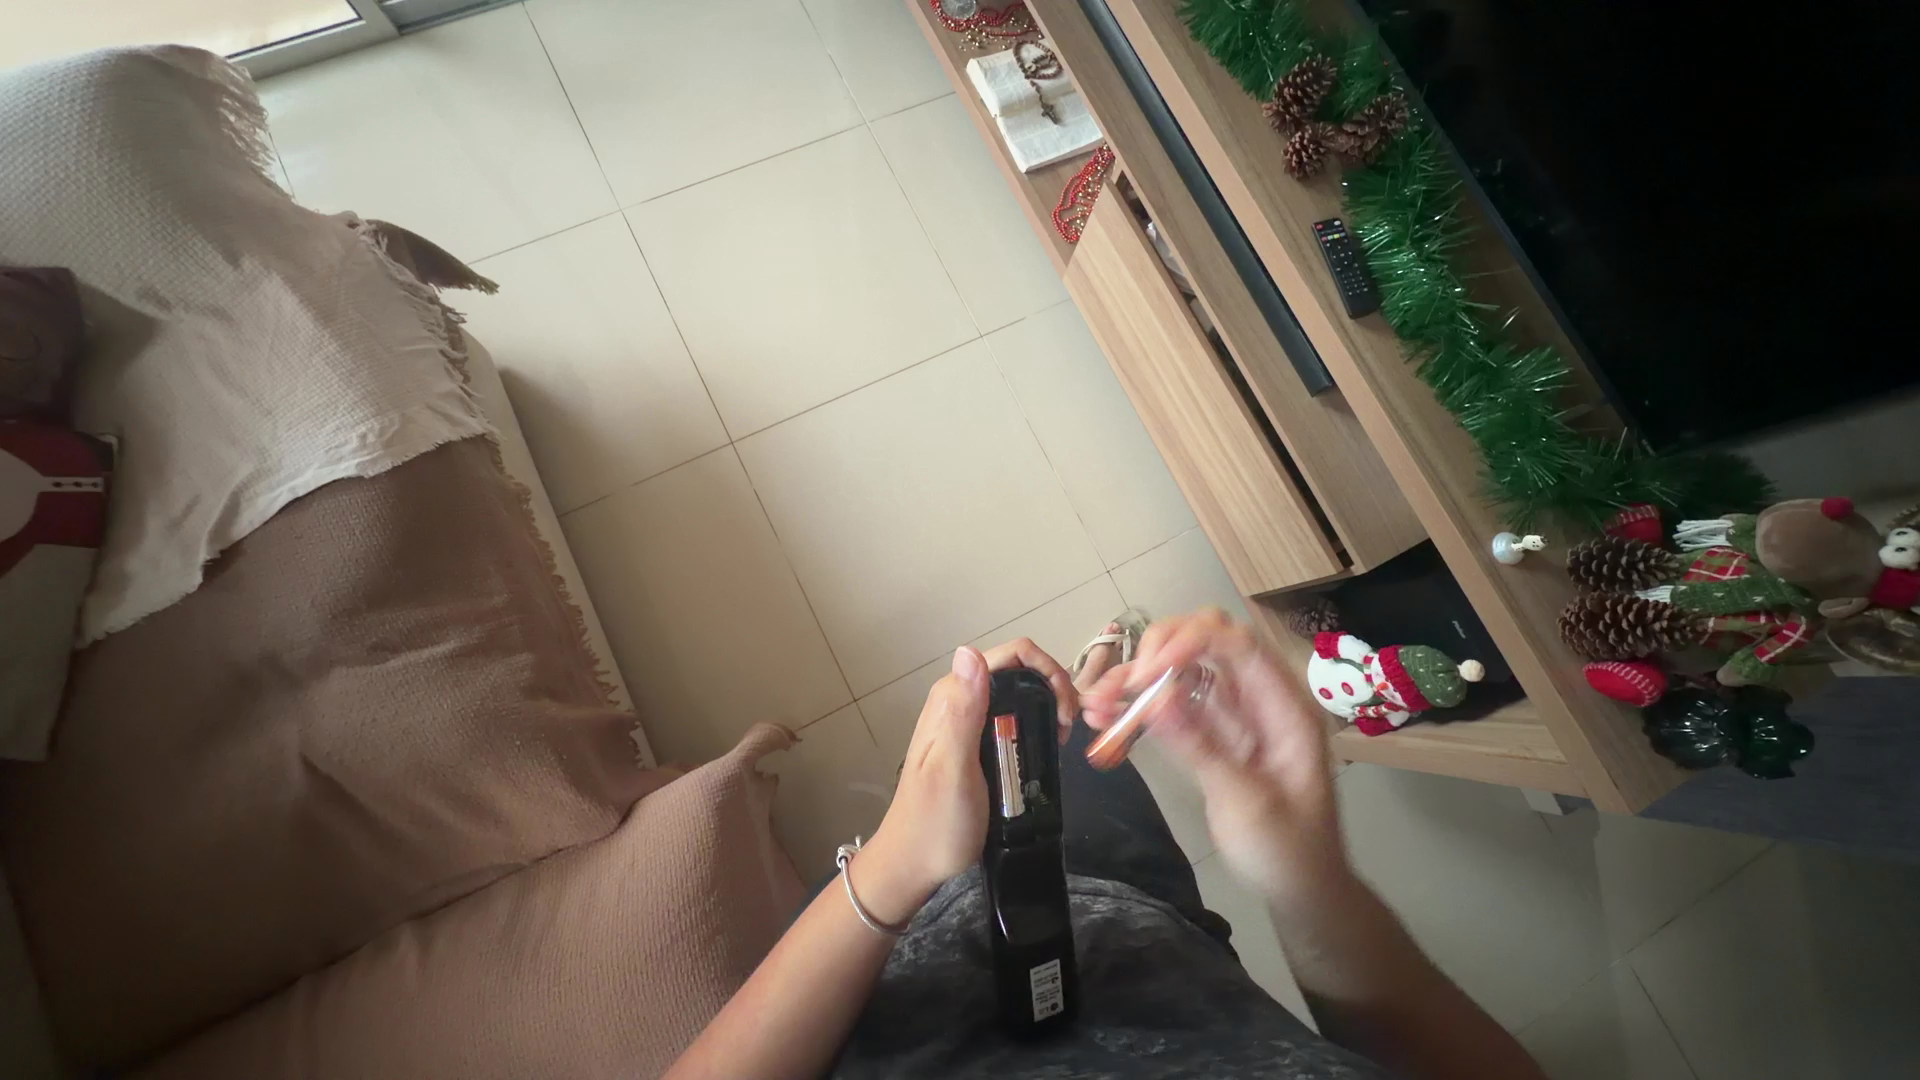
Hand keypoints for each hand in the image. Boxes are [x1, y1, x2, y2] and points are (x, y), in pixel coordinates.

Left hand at [857, 639, 1077, 924]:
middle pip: (1019, 668)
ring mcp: (967, 718)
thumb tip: (970, 651)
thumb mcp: (953, 768)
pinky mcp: (976, 739)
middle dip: (1053, 686)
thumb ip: (963, 710)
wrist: (914, 864)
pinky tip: (1046, 746)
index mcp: (953, 695)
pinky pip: (1013, 713)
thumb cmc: (936, 822)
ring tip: (1061, 739)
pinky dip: (1037, 721)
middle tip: (1067, 730)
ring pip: (1019, 690)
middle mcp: (960, 697)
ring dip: (1048, 703)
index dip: (1046, 670)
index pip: (1011, 655)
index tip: (1064, 711)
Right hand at [1082, 609, 1350, 903]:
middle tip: (1123, 685)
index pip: (1237, 643)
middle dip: (1157, 650)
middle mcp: (1255, 695)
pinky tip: (1104, 714)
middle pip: (1204, 639)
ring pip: (1178, 668)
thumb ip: (1200, 747)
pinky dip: (1136, 705)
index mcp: (1282, 704)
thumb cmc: (1289, 850)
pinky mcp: (1207, 730)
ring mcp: (1229, 710)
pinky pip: (1168, 703)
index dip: (1189, 641)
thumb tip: (1154, 700)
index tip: (1146, 672)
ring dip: (1136, 677)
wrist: (1300, 887)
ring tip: (1096, 701)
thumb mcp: (1247, 803)